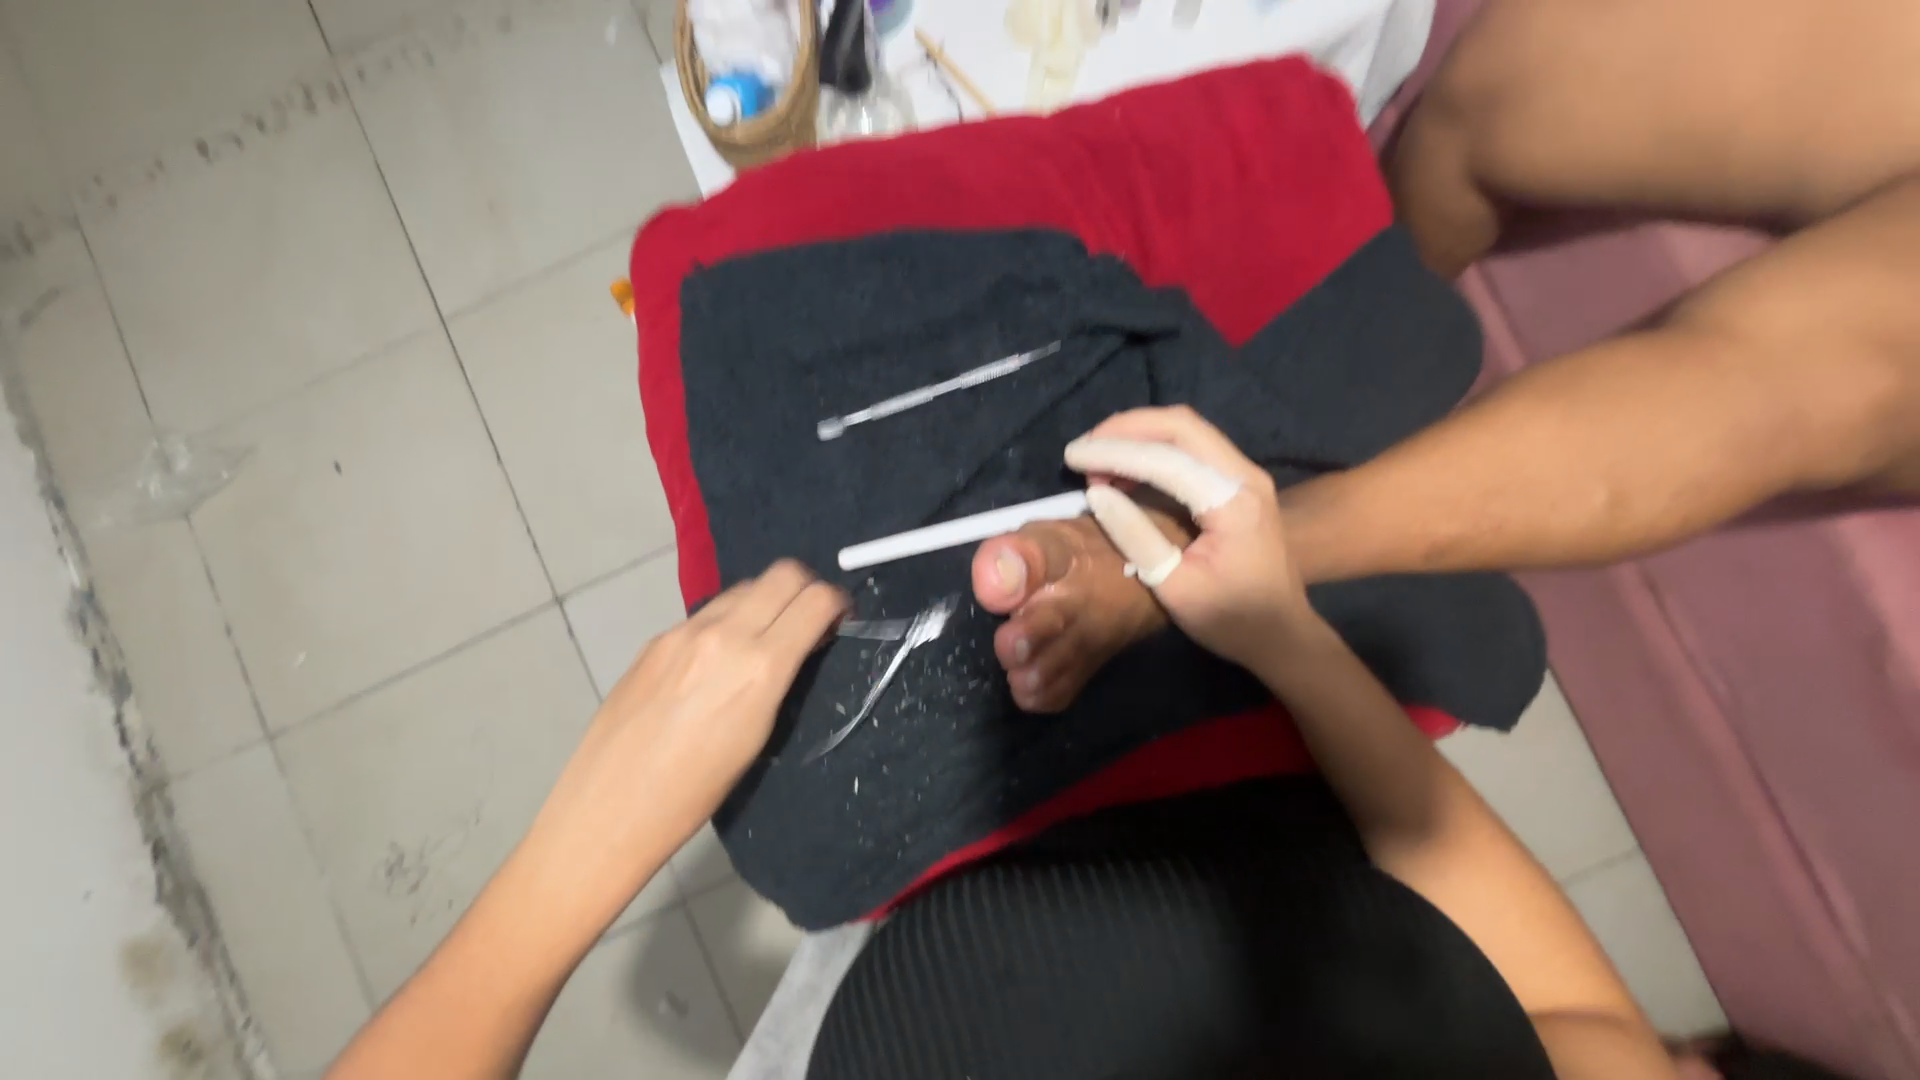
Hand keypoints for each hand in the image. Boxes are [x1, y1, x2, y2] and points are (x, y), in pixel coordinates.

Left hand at [525, 561, 846, 903]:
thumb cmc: (696, 792)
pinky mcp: (656, 638)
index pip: (815, 599)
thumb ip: (782, 677)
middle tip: (808, 618)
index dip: (837, 603)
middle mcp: (724, 635)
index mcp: (759, 667)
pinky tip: (718, 658)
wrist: (609, 808)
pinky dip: (729, 619)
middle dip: (806, 588)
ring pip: (745, 587)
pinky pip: (709, 611)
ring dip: (767, 600)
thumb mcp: (759, 735)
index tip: (839, 621)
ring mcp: (684, 632)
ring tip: (764, 636)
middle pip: (783, 573)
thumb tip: (800, 643)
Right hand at [1066, 407, 1314, 670]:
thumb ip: (1136, 537)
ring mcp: (1244, 475)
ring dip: (1137, 437)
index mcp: (1233, 502)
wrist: (1281, 633)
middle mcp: (1244, 475)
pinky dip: (1152, 449)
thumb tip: (1097, 495)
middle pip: (1181, 426)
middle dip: (1125, 429)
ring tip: (1097, 463)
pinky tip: (1124, 472)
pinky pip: (1190, 448)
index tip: (1073, 457)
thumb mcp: (1176, 587)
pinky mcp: (1236, 482)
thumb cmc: (1230, 619)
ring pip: (1185, 431)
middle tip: (1082, 449)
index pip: (1167, 458)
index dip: (1115, 451)